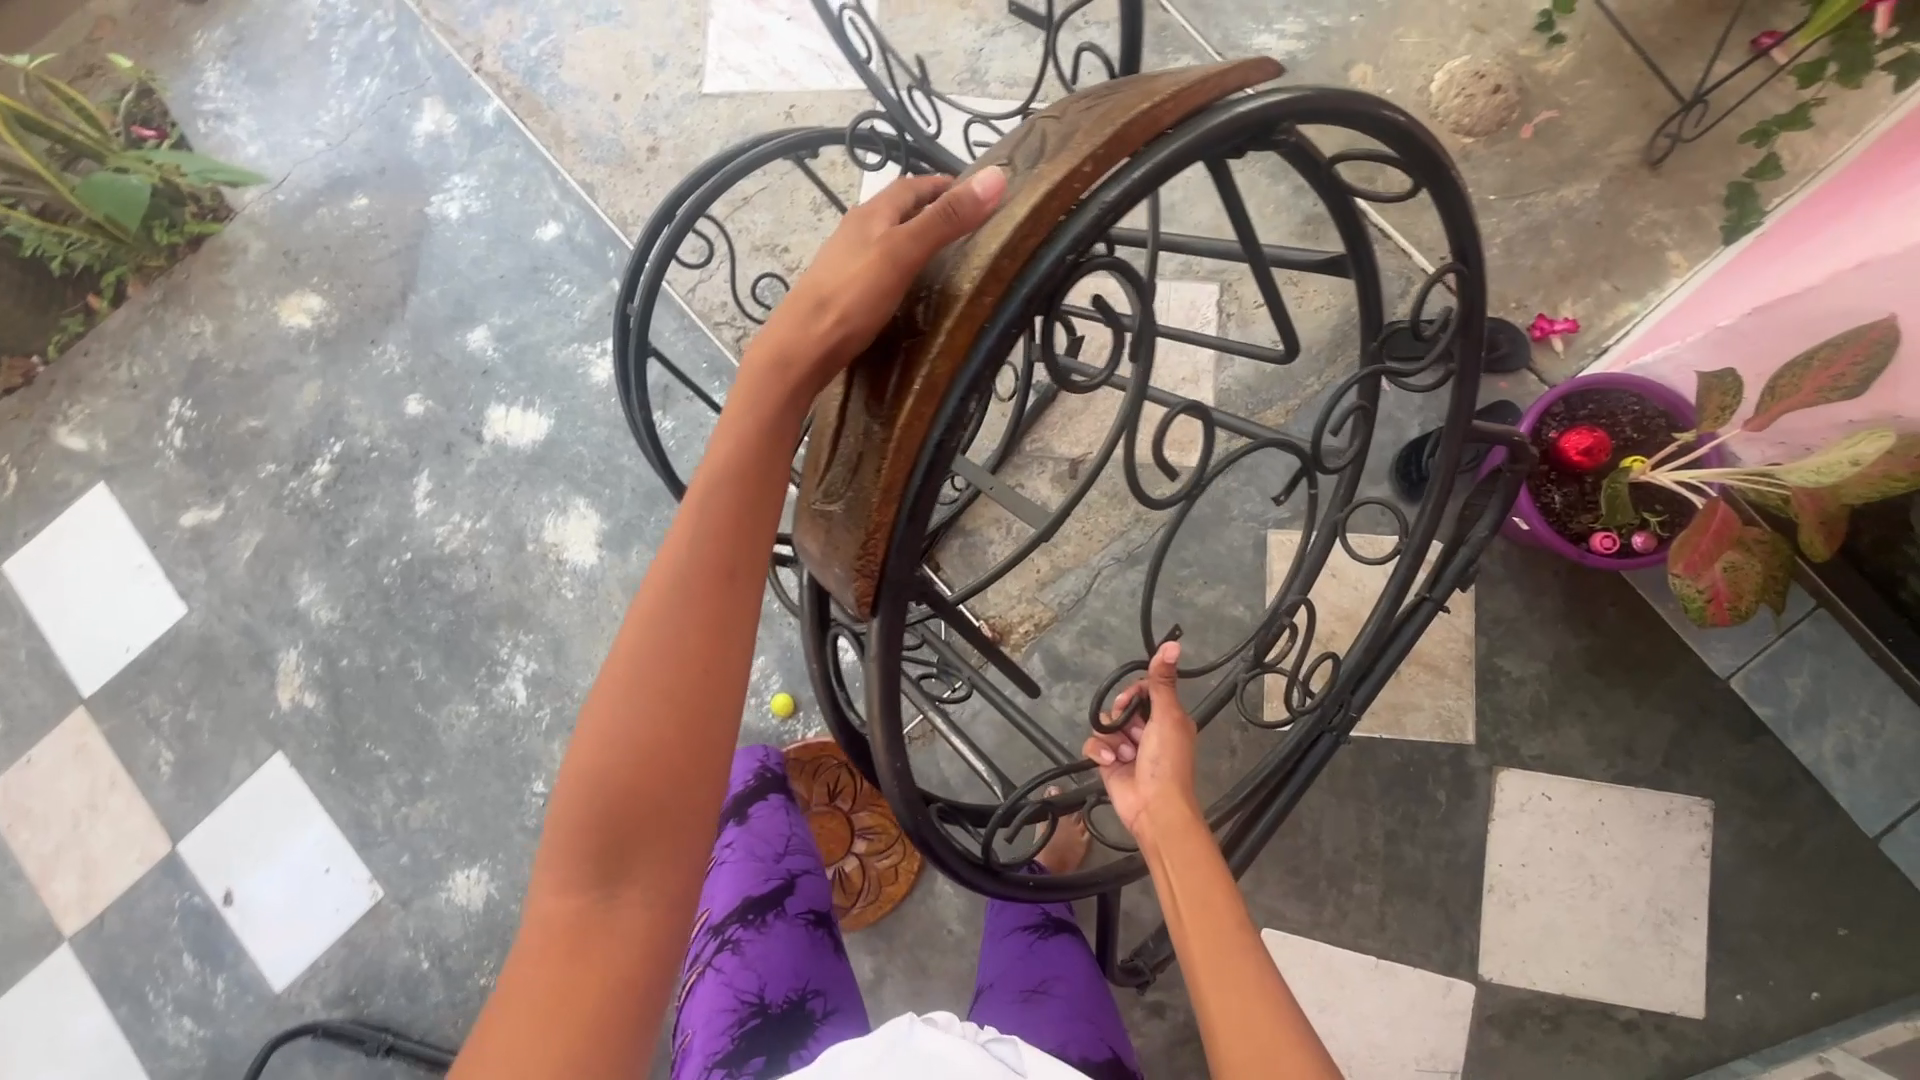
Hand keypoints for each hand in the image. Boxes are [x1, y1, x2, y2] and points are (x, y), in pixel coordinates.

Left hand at [737, 168, 1009, 414]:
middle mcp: (857, 231)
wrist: (801, 348)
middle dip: (932, 210)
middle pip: (899, 210)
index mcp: (872, 214)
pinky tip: (912, 289)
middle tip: (968, 225)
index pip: (913, 185)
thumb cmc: (852, 297)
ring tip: (947, 256)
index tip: (978, 192)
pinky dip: (902, 269)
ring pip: (888, 240)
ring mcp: (847, 263)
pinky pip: (880, 270)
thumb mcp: (904, 253)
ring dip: (916, 240)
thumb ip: (946, 220)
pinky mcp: (844, 293)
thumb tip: (996, 177)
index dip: (945, 184)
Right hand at [1082, 641, 1200, 855]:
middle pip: (1121, 707)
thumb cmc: (1167, 761)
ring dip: (1113, 739)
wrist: (1154, 807)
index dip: (1134, 692)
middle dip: (1121, 718)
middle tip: (1130, 730)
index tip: (1131, 701)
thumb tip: (1172, 644)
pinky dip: (1100, 752)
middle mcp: (1147, 730)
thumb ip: (1163, 681)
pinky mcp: (1109, 764)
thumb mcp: (1168, 716)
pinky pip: (1094, 745)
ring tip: (1125, 755)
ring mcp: (1126, 748)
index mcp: (1167, 718)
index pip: (1143, 691)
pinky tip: (1111, 762)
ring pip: (1105, 726)